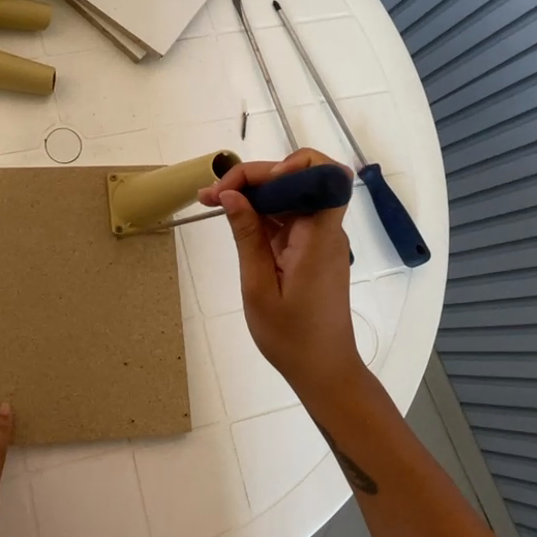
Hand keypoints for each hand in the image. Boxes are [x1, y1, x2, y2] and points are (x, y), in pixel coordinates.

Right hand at [199, 148, 362, 402]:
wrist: (323, 370)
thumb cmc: (291, 336)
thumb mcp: (258, 287)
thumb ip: (247, 236)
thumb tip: (231, 194)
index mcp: (319, 236)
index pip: (325, 176)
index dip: (293, 166)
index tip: (255, 185)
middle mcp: (324, 228)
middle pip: (297, 179)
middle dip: (254, 177)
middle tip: (212, 193)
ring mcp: (317, 237)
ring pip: (288, 194)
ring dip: (252, 192)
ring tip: (212, 200)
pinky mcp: (309, 247)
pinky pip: (286, 215)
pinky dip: (259, 211)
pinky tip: (232, 216)